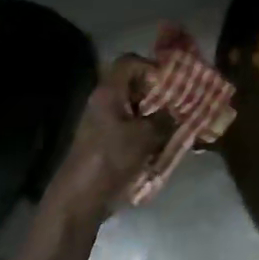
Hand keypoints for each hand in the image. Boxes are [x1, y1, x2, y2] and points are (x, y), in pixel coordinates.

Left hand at [42, 56, 164, 223]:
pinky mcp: (104, 142)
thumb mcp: (145, 136)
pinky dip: (145, 131)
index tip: (170, 82)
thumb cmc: (110, 157)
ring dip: (154, 114)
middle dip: (157, 92)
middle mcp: (103, 102)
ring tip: (174, 125)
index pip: (129, 62)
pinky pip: (129, 127)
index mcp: (108, 92)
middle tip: (178, 103)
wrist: (79, 198)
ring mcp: (102, 123)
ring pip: (133, 108)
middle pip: (132, 85)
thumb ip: (165, 120)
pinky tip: (161, 144)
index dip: (151, 66)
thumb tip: (178, 113)